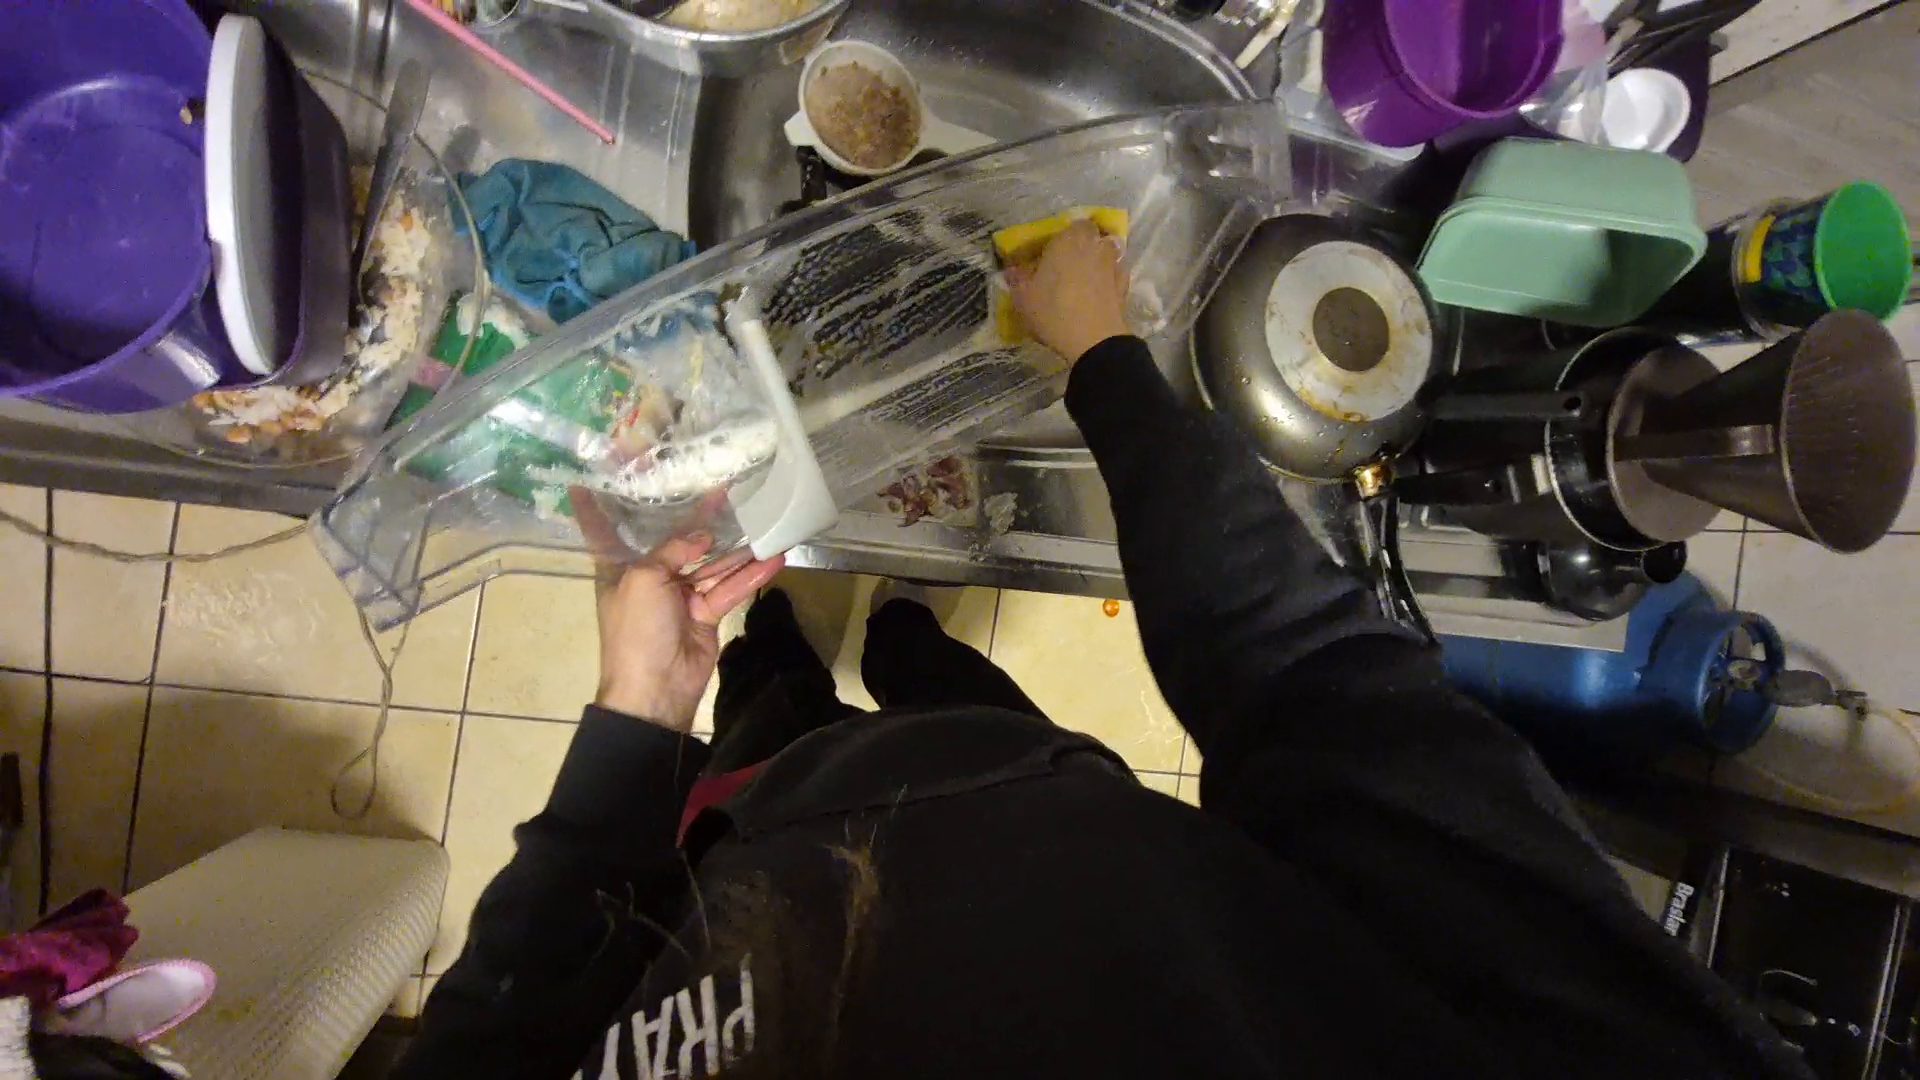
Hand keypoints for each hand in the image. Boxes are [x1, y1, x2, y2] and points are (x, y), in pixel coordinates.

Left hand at [574, 490, 785, 732]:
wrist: (657, 686)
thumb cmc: (636, 628)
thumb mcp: (644, 579)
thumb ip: (673, 548)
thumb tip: (704, 536)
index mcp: (620, 570)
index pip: (603, 533)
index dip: (595, 509)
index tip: (585, 482)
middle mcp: (650, 578)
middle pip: (674, 541)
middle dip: (695, 517)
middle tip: (722, 487)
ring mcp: (681, 595)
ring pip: (710, 563)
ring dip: (735, 546)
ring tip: (760, 516)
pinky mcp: (708, 612)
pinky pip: (731, 588)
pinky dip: (752, 575)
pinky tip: (775, 557)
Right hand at [1006, 218, 1131, 363]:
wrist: (1093, 339)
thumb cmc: (1053, 311)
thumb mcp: (1024, 298)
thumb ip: (1017, 280)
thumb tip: (1012, 269)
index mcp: (1067, 240)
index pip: (1069, 225)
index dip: (1062, 237)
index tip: (1052, 253)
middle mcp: (1094, 245)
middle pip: (1092, 235)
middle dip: (1083, 244)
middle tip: (1069, 264)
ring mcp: (1113, 264)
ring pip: (1107, 253)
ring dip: (1098, 259)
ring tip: (1085, 278)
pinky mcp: (1125, 285)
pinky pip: (1115, 274)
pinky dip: (1109, 279)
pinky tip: (1099, 293)